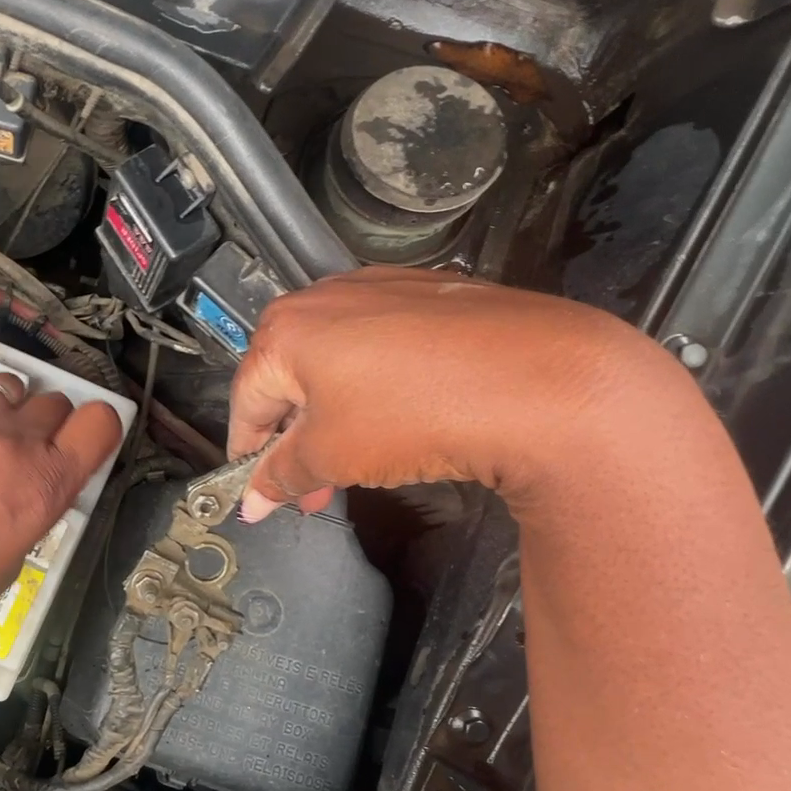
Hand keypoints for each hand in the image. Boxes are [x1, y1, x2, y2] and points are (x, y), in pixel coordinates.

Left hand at [0, 373, 123, 659]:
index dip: (91, 429)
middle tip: (12, 455)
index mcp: (45, 487)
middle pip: (53, 400)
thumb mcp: (10, 559)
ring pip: (2, 390)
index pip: (100, 421)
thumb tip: (24, 480)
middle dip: (40, 424)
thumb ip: (29, 505)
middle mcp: (12, 444)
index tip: (73, 442)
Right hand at [228, 267, 686, 519]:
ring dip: (334, 416)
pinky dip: (376, 386)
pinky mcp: (432, 294)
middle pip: (287, 378)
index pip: (245, 403)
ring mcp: (381, 289)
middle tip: (314, 488)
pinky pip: (380, 345)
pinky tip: (404, 418)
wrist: (545, 381)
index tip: (260, 492)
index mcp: (284, 330)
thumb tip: (252, 501)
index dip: (248, 455)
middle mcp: (325, 298)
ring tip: (361, 461)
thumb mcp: (330, 457)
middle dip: (295, 439)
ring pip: (333, 362)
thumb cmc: (417, 412)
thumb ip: (279, 477)